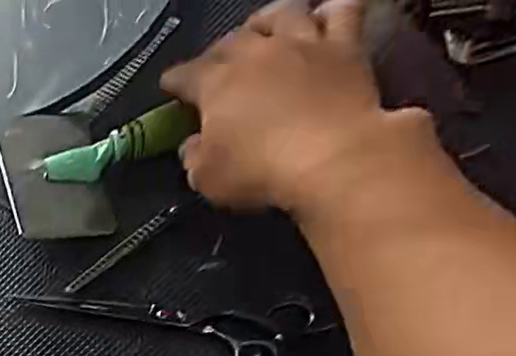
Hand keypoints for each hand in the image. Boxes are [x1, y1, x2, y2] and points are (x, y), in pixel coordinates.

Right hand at [160, 0, 436, 216]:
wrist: (329, 157)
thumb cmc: (257, 171)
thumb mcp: (207, 177)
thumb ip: (194, 157)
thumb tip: (192, 144)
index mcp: (218, 85)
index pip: (187, 74)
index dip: (174, 80)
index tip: (169, 84)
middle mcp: (257, 53)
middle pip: (231, 39)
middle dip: (217, 50)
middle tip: (214, 63)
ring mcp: (304, 43)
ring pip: (282, 12)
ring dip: (268, 19)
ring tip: (263, 29)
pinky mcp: (346, 44)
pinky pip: (341, 8)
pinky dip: (329, 10)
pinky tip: (321, 18)